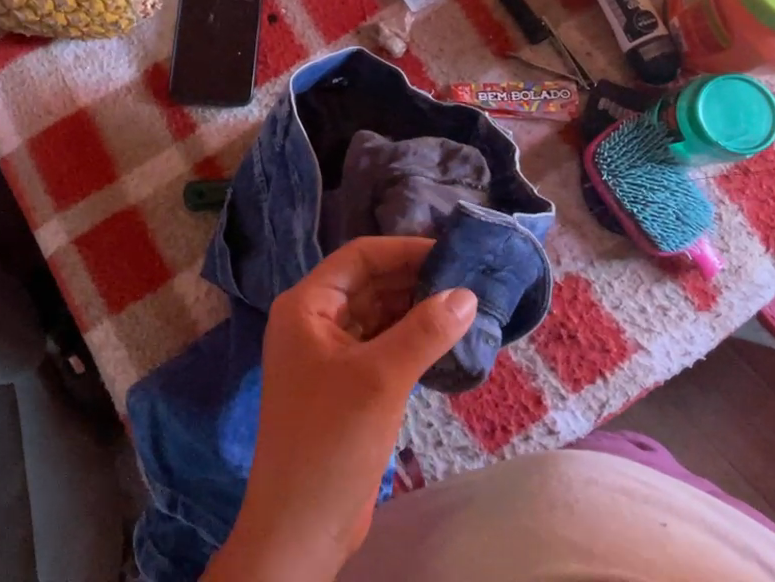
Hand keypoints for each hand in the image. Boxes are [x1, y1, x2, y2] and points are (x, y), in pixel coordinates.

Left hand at [206, 237, 477, 581]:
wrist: (302, 523)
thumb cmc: (331, 439)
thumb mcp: (380, 379)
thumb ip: (424, 331)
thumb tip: (467, 294)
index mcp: (306, 306)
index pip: (359, 258)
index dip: (405, 250)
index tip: (454, 251)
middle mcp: (313, 322)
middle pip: (370, 284)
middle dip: (416, 280)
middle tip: (472, 279)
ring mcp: (329, 355)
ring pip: (379, 316)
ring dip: (418, 312)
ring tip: (470, 307)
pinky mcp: (346, 386)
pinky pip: (382, 347)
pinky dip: (413, 342)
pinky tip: (448, 343)